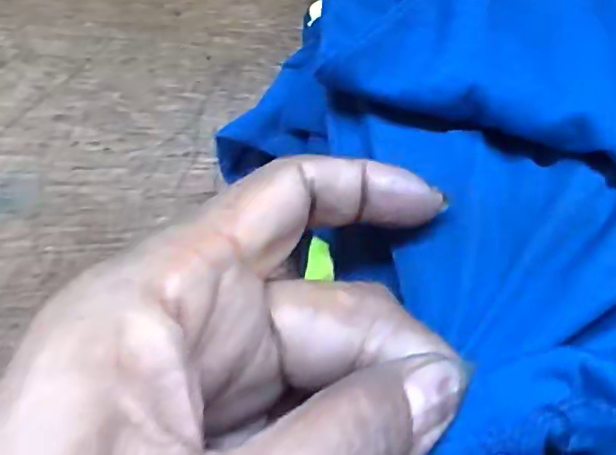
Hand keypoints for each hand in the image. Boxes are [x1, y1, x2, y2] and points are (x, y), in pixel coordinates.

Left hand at [0, 156, 466, 454]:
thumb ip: (343, 433)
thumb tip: (449, 384)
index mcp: (157, 298)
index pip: (286, 198)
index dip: (367, 188)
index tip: (438, 210)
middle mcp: (176, 333)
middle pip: (322, 304)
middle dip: (392, 348)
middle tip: (457, 403)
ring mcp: (184, 402)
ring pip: (316, 373)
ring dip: (376, 403)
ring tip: (431, 434)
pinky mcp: (194, 453)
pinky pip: (296, 426)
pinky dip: (347, 438)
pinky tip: (393, 447)